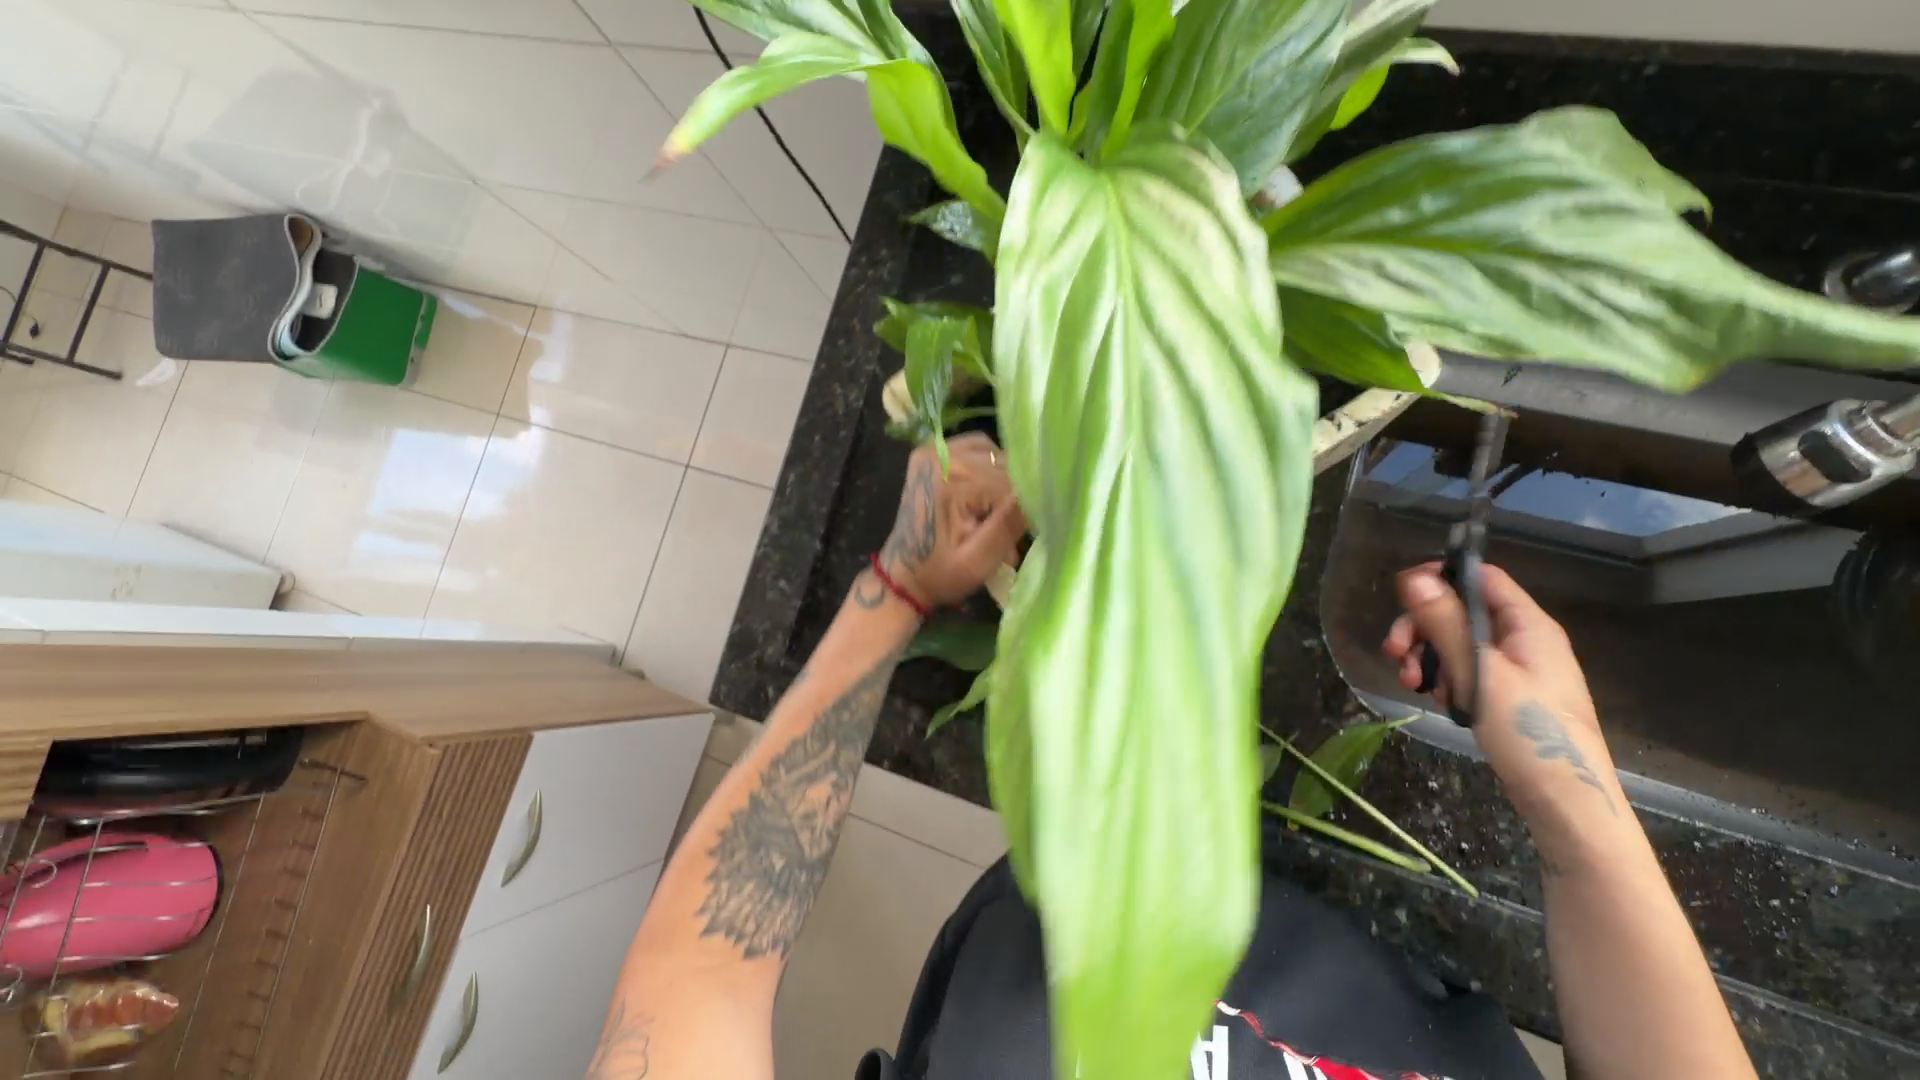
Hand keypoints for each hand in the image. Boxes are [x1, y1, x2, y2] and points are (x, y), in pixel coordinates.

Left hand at [876, 434, 1026, 609]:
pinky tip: (983, 491)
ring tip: (992, 510)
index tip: (1016, 536)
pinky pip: (975, 447)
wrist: (903, 575)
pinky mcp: (932, 452)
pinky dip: (987, 465)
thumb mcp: (978, 561)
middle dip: (1011, 494)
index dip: (1022, 508)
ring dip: (1002, 477)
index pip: (1010, 482)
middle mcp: (942, 455)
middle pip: (1003, 463)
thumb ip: (1008, 525)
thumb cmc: (941, 573)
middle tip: (1001, 527)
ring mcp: (934, 450)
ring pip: (993, 452)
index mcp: (951, 481)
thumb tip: (1041, 492)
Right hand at [1382, 563, 1623, 826]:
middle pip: (1461, 611)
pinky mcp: (1505, 695)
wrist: (1563, 800)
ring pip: (1457, 643)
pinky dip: (1443, 677)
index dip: (1441, 578)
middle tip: (1393, 651)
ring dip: (1426, 655)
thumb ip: (1445, 624)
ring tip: (1410, 682)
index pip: (1482, 577)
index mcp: (1528, 625)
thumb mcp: (1479, 672)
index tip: (1401, 597)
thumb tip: (1415, 577)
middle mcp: (1523, 640)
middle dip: (1422, 627)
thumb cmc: (1526, 731)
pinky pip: (1465, 670)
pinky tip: (1433, 697)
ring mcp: (1515, 669)